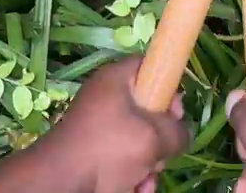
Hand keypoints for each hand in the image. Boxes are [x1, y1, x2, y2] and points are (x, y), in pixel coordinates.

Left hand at [39, 57, 190, 192]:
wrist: (64, 181)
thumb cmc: (107, 148)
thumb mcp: (151, 137)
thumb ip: (176, 130)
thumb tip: (181, 131)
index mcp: (116, 78)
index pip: (149, 65)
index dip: (168, 85)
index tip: (176, 113)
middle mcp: (107, 96)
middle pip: (147, 108)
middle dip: (160, 138)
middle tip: (160, 153)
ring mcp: (101, 123)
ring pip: (139, 139)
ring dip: (150, 164)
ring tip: (146, 179)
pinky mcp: (97, 149)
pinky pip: (126, 157)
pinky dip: (135, 174)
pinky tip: (136, 188)